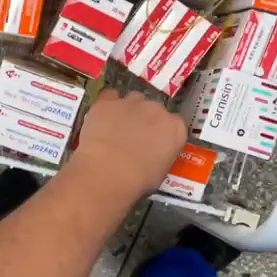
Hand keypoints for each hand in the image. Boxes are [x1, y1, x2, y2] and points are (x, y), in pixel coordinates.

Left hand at [65, 90, 186, 201]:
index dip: (162, 132)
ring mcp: (132, 102)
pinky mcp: (107, 101)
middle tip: (133, 138)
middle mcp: (157, 109)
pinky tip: (101, 117)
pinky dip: (107, 105)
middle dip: (145, 120)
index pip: (174, 124)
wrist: (108, 170)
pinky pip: (109, 97)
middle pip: (153, 109)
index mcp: (175, 128)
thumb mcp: (160, 171)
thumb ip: (161, 155)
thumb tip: (153, 154)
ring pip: (133, 99)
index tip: (154, 142)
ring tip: (115, 128)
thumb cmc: (138, 179)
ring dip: (127, 110)